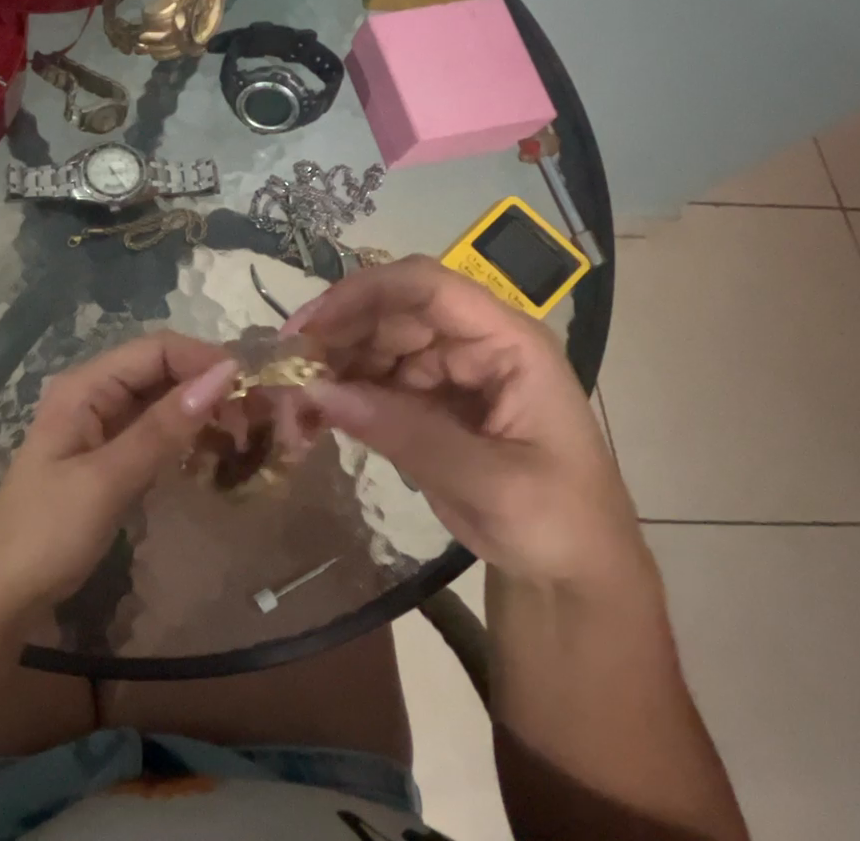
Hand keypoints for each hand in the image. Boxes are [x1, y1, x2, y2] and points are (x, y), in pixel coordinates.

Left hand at [0, 332, 239, 612]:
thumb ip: (164, 428)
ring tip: (247, 435)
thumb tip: (223, 374)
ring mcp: (100, 429)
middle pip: (160, 372)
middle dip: (209, 385)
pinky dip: (185, 439)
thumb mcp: (108, 479)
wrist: (4, 592)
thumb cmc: (48, 532)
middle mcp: (92, 397)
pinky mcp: (108, 460)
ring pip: (161, 403)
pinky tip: (215, 454)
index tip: (255, 388)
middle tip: (260, 417)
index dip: (204, 360)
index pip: (155, 350)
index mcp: (84, 388)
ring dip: (202, 412)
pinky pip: (154, 434)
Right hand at [286, 257, 645, 589]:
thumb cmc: (555, 521)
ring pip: (377, 343)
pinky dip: (342, 393)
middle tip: (285, 371)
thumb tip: (316, 391)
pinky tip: (313, 414)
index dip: (361, 295)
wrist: (573, 571)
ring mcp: (452, 372)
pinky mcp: (431, 402)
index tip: (306, 329)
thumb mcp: (486, 481)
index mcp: (508, 344)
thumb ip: (402, 432)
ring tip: (293, 399)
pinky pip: (376, 381)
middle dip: (337, 333)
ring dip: (333, 364)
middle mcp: (477, 345)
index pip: (427, 288)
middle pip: (393, 312)